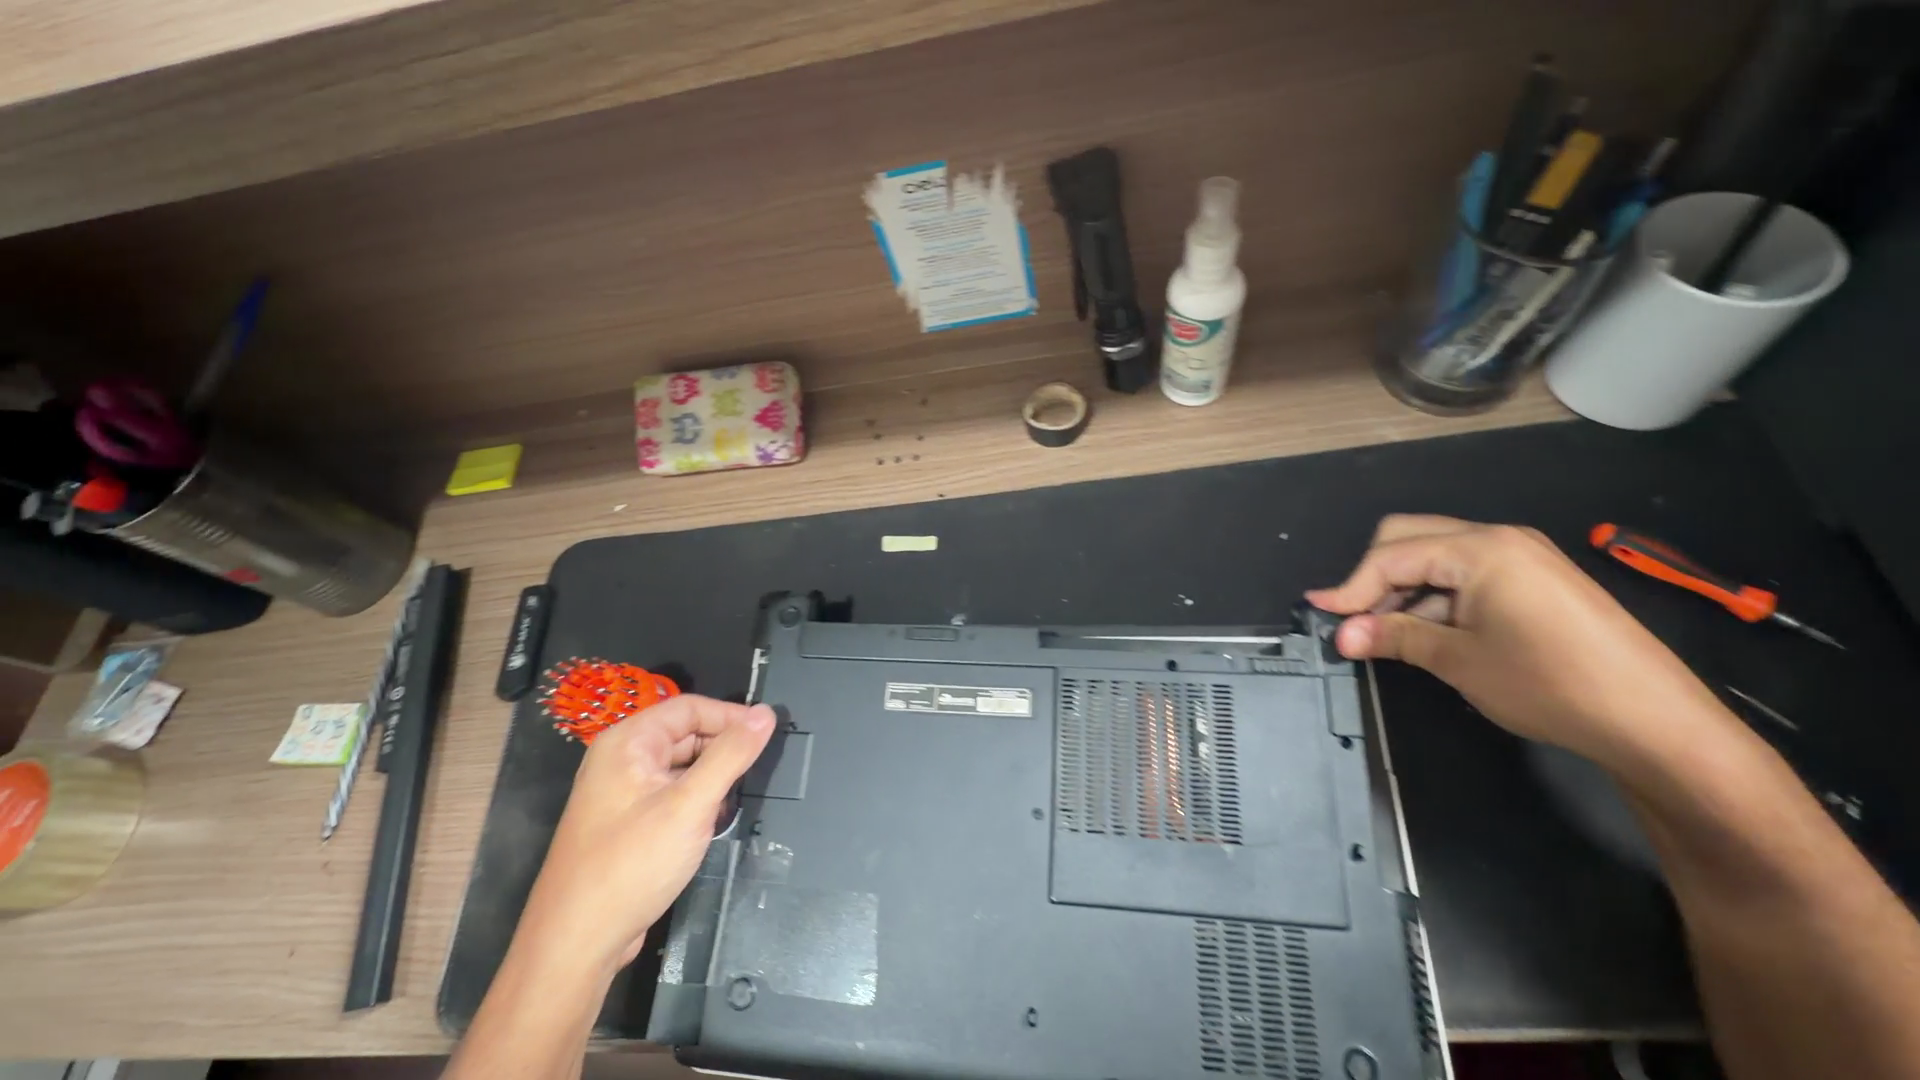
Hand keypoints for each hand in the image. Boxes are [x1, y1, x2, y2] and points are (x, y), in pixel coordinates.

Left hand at [517, 694, 775, 975]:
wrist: (578, 939)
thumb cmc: (632, 864)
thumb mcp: (690, 805)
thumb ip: (731, 756)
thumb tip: (766, 713)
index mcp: (628, 742)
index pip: (689, 708)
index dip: (731, 716)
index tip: (769, 733)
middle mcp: (620, 760)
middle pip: (685, 734)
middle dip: (723, 748)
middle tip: (759, 770)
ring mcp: (622, 793)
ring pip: (680, 766)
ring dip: (711, 777)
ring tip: (740, 797)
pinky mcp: (627, 823)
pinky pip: (670, 794)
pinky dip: (696, 800)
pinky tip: (714, 822)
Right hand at [1306, 515, 1733, 770]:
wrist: (1652, 718)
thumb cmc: (1548, 682)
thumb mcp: (1459, 660)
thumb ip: (1395, 637)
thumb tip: (1341, 634)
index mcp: (1481, 548)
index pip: (1393, 555)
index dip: (1350, 587)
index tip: (1320, 616)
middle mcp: (1500, 539)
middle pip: (1412, 538)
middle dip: (1375, 578)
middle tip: (1356, 622)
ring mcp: (1523, 558)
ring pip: (1439, 558)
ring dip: (1405, 592)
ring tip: (1389, 638)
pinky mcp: (1537, 582)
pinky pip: (1469, 575)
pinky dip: (1438, 599)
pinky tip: (1431, 636)